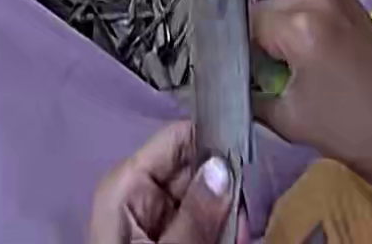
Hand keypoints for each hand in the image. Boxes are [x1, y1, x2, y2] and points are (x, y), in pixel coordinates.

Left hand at [87, 120, 236, 243]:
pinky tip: (230, 242)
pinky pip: (201, 224)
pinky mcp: (168, 239)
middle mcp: (140, 191)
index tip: (244, 167)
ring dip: (226, 221)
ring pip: (205, 200)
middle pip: (196, 170)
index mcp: (128, 182)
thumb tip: (223, 166)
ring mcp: (154, 217)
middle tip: (243, 224)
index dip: (212, 145)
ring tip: (237, 237)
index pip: (176, 138)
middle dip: (225, 194)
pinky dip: (219, 235)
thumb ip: (195, 216)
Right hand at [250, 0, 371, 182]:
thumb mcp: (290, 119)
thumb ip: (253, 96)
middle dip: (262, 37)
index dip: (242, 49)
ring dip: (281, 28)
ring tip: (292, 62)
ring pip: (286, 4)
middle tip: (267, 71)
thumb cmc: (351, 128)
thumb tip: (234, 84)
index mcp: (299, 26)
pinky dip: (303, 23)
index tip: (244, 71)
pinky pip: (308, 4)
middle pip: (266, 9)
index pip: (248, 24)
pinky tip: (312, 51)